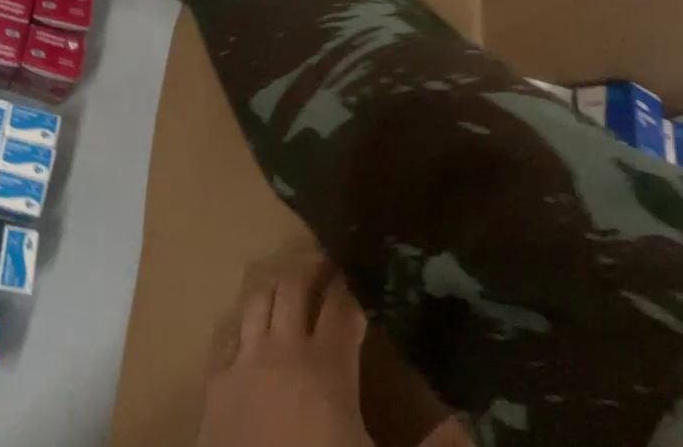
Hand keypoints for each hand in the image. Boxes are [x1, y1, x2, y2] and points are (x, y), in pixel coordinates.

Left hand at [198, 257, 374, 446]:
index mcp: (326, 369)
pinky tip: (256, 330)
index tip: (364, 267)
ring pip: (257, 302)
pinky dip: (249, 322)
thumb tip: (466, 425)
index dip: (354, 285)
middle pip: (293, 288)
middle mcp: (281, 352)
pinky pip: (232, 336)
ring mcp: (243, 364)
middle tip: (329, 258)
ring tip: (293, 281)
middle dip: (312, 268)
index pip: (342, 308)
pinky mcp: (215, 385)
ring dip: (277, 286)